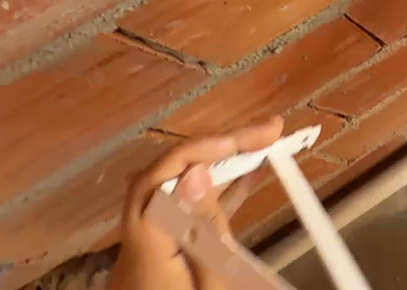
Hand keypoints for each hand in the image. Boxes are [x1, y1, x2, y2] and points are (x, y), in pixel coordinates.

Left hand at [109, 117, 285, 289]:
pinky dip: (218, 194)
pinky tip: (253, 178)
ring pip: (177, 194)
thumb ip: (206, 230)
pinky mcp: (159, 268)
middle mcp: (135, 251)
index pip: (159, 180)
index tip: (249, 140)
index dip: (202, 149)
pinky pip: (185, 218)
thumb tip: (195, 173)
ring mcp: (145, 259)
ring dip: (222, 166)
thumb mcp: (213, 287)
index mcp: (146, 257)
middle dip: (217, 148)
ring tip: (268, 143)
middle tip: (271, 132)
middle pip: (165, 179)